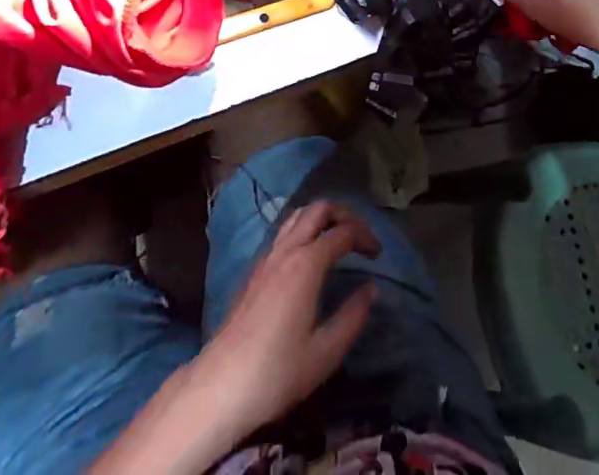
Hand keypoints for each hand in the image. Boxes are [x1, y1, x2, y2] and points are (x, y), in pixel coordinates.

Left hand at [190, 201, 380, 436]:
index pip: (343, 231)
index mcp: (306, 264)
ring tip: (339, 239)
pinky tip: (311, 256)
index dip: (366, 236)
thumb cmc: (277, 372)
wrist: (219, 387)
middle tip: (360, 237)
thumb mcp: (326, 351)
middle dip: (344, 214)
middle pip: (318, 209)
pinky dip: (304, 231)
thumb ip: (353, 315)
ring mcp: (266, 259)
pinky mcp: (254, 272)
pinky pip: (283, 234)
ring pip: (297, 216)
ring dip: (322, 218)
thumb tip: (370, 288)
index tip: (378, 255)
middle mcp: (285, 251)